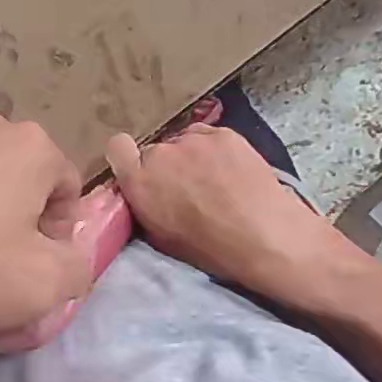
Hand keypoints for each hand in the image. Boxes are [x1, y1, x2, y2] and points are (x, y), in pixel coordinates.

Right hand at [106, 125, 363, 300]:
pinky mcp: (224, 133)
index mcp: (139, 181)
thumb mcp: (161, 235)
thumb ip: (144, 204)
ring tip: (215, 179)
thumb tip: (143, 192)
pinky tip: (232, 170)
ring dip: (191, 156)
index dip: (128, 158)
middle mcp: (161, 153)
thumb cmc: (211, 249)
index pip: (117, 147)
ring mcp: (194, 139)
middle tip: (186, 185)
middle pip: (155, 150)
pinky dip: (216, 150)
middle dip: (165, 164)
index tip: (141, 172)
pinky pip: (209, 136)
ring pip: (184, 141)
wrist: (265, 236)